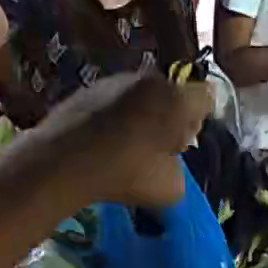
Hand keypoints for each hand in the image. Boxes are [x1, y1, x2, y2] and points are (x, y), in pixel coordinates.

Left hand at [27, 72, 209, 206]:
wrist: (62, 164)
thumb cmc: (126, 175)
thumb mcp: (172, 188)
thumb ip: (181, 170)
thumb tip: (170, 162)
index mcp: (176, 98)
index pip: (205, 97)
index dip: (199, 121)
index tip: (184, 145)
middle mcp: (148, 79)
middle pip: (172, 93)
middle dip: (170, 118)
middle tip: (159, 150)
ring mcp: (114, 80)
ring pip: (142, 96)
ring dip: (142, 116)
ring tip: (128, 147)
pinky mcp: (87, 88)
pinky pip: (114, 101)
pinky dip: (116, 116)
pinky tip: (104, 142)